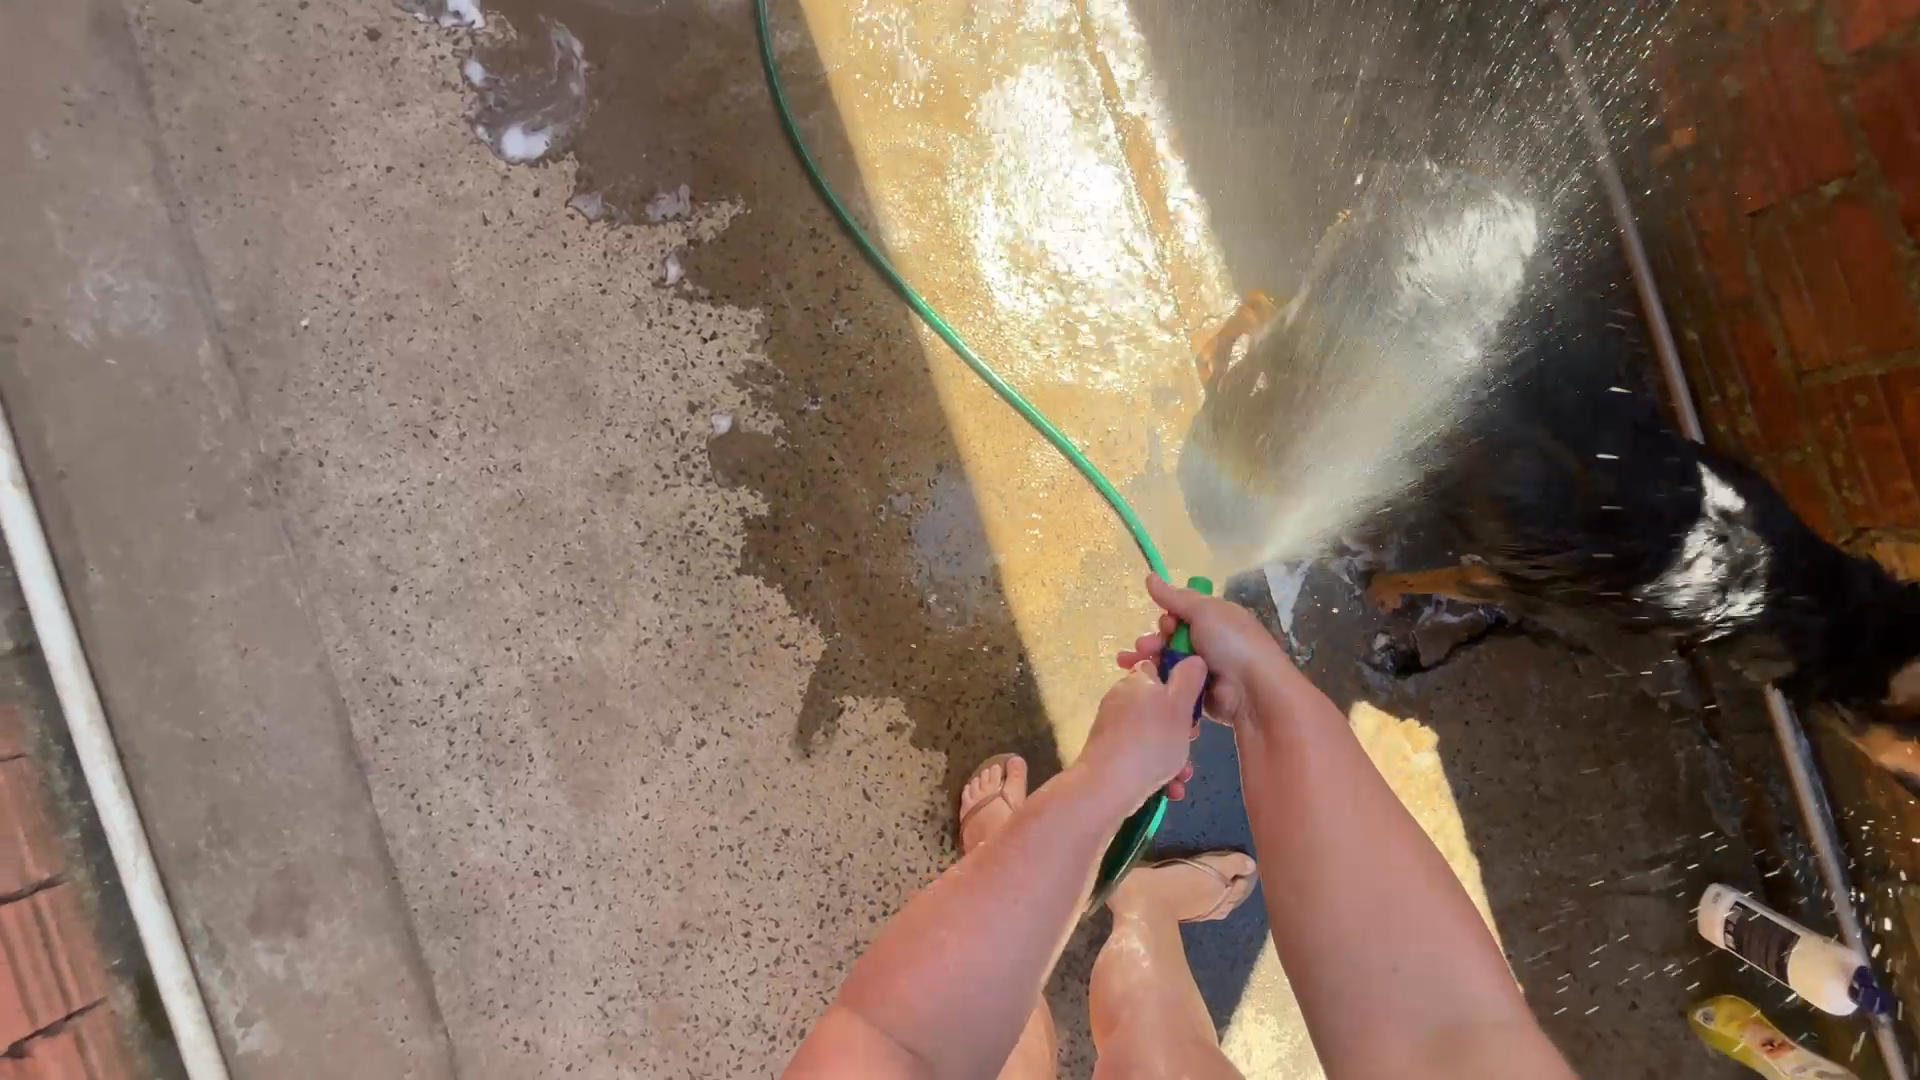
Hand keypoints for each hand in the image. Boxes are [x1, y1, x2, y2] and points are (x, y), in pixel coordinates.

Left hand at [1079, 655, 1208, 805]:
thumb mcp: (1180, 705)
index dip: (1180, 683)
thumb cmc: (1151, 740)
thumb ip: (1188, 679)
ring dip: (1173, 756)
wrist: (1109, 783)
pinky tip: (1170, 788)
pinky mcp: (1109, 751)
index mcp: (1136, 680)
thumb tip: (1192, 659)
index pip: (1158, 668)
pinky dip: (1157, 770)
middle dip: (1181, 729)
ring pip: (1153, 735)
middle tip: (1190, 742)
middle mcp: (1121, 699)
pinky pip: (1141, 755)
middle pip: (1159, 707)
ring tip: (1182, 776)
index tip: (1193, 705)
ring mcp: (1113, 726)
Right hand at [1116, 575, 1291, 729]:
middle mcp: (1210, 640)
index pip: (1183, 611)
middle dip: (1155, 638)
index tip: (1168, 623)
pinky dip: (1155, 678)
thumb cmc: (1231, 642)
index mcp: (1216, 618)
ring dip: (1148, 657)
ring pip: (1167, 657)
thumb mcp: (1204, 611)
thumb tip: (1150, 576)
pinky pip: (1171, 680)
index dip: (1170, 615)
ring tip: (1130, 661)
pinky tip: (1137, 677)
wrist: (1251, 689)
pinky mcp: (1195, 689)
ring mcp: (1203, 666)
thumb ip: (1174, 597)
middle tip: (1145, 646)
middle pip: (1172, 635)